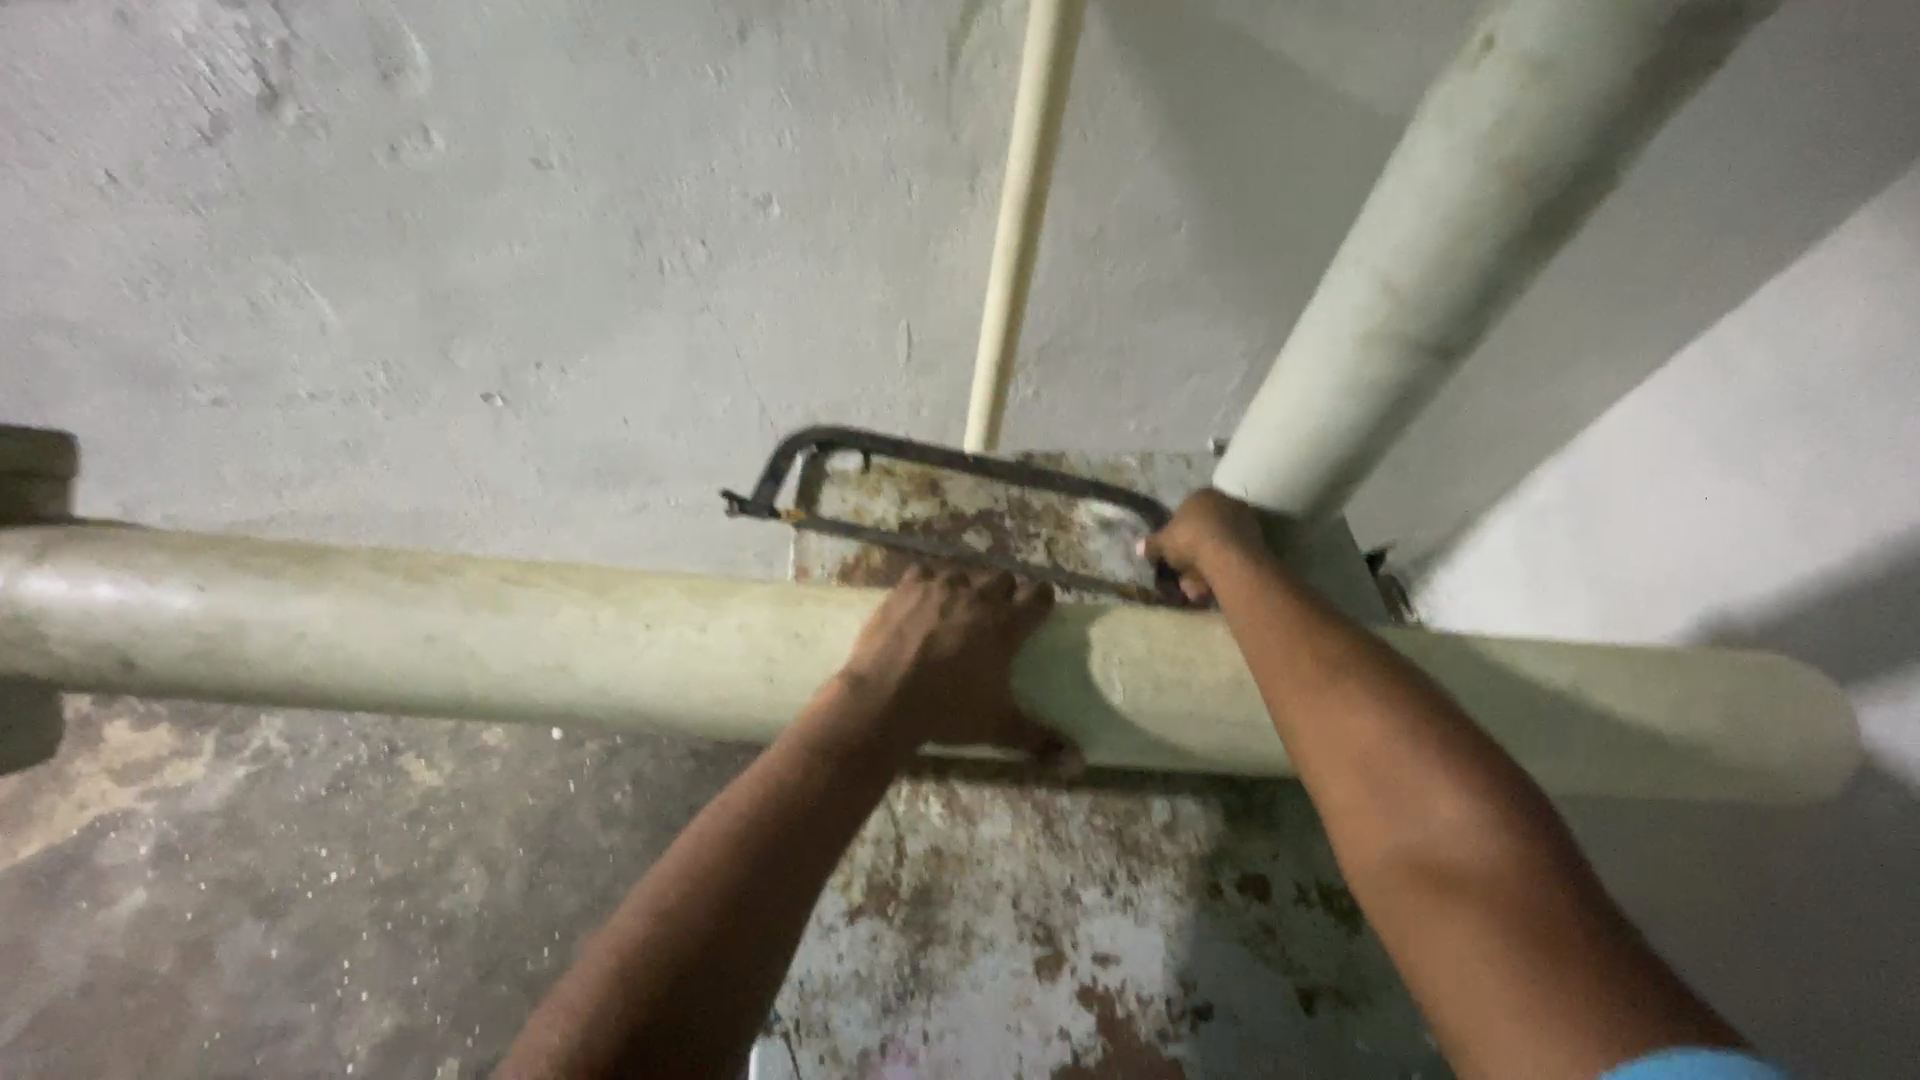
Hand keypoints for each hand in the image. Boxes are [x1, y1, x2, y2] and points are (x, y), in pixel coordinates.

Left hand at [836, 565, 1077, 772]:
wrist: (884, 699)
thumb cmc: (946, 712)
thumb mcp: (998, 727)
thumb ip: (1040, 740)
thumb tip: (1079, 763)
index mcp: (1006, 625)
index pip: (1039, 595)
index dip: (1041, 601)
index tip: (1037, 611)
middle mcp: (978, 597)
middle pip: (1002, 578)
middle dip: (1003, 593)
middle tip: (994, 617)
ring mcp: (941, 587)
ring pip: (965, 573)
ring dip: (966, 587)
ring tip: (957, 609)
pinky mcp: (908, 587)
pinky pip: (926, 572)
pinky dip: (929, 583)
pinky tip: (923, 602)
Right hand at [1142, 489, 1268, 603]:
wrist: (1227, 556)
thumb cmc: (1190, 540)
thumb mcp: (1162, 543)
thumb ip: (1151, 544)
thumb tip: (1139, 547)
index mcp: (1202, 495)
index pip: (1186, 511)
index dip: (1177, 533)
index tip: (1173, 551)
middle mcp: (1226, 502)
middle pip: (1204, 530)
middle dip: (1193, 552)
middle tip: (1183, 572)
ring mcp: (1245, 520)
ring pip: (1219, 546)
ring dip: (1206, 566)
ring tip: (1195, 587)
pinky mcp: (1258, 541)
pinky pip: (1232, 557)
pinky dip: (1221, 570)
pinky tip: (1210, 586)